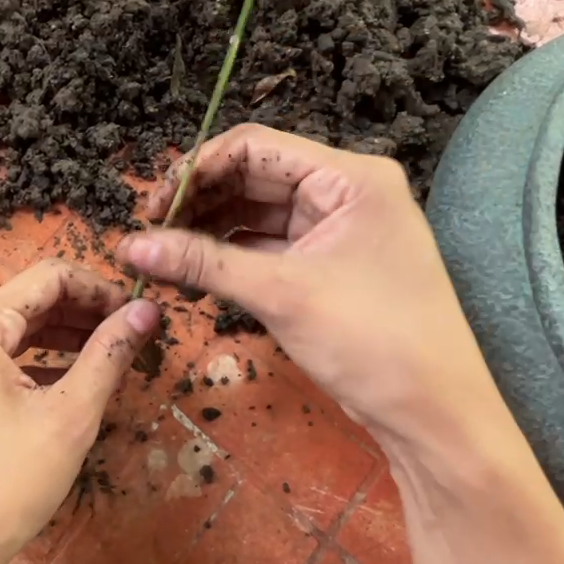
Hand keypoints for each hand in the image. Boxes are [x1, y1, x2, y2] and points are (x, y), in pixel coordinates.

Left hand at [0, 261, 159, 563]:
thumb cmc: (6, 482)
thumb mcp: (69, 415)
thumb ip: (109, 354)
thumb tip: (147, 311)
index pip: (49, 277)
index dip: (100, 288)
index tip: (141, 312)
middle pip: (31, 299)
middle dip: (85, 312)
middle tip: (135, 335)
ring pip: (17, 328)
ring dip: (65, 336)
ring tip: (113, 355)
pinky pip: (0, 356)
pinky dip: (39, 360)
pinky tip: (74, 379)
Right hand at [116, 124, 499, 451]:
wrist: (433, 416)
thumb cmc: (371, 341)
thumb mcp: (280, 294)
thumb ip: (202, 262)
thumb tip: (130, 247)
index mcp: (349, 177)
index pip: (255, 146)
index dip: (197, 168)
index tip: (153, 205)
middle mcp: (341, 192)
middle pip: (250, 177)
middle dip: (197, 202)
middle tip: (148, 232)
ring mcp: (332, 229)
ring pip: (252, 213)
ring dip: (206, 231)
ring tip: (162, 255)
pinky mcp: (322, 264)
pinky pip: (263, 246)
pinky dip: (226, 257)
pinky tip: (190, 274)